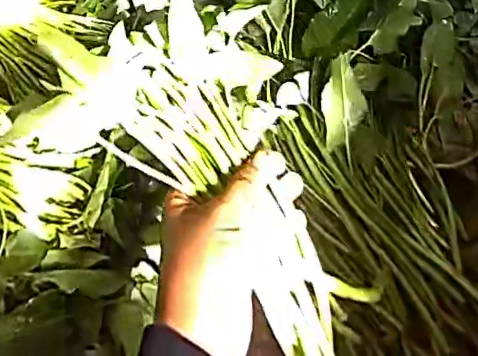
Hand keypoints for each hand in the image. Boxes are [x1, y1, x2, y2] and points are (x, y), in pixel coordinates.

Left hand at [156, 151, 282, 355]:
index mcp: (183, 199)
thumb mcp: (225, 213)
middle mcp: (199, 216)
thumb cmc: (204, 265)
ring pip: (249, 211)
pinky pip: (259, 236)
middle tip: (283, 166)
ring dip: (272, 199)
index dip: (237, 153)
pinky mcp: (237, 262)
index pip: (210, 164)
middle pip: (233, 187)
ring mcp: (219, 240)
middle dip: (260, 177)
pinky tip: (294, 218)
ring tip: (294, 186)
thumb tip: (264, 156)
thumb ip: (247, 182)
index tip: (262, 146)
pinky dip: (276, 226)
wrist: (205, 332)